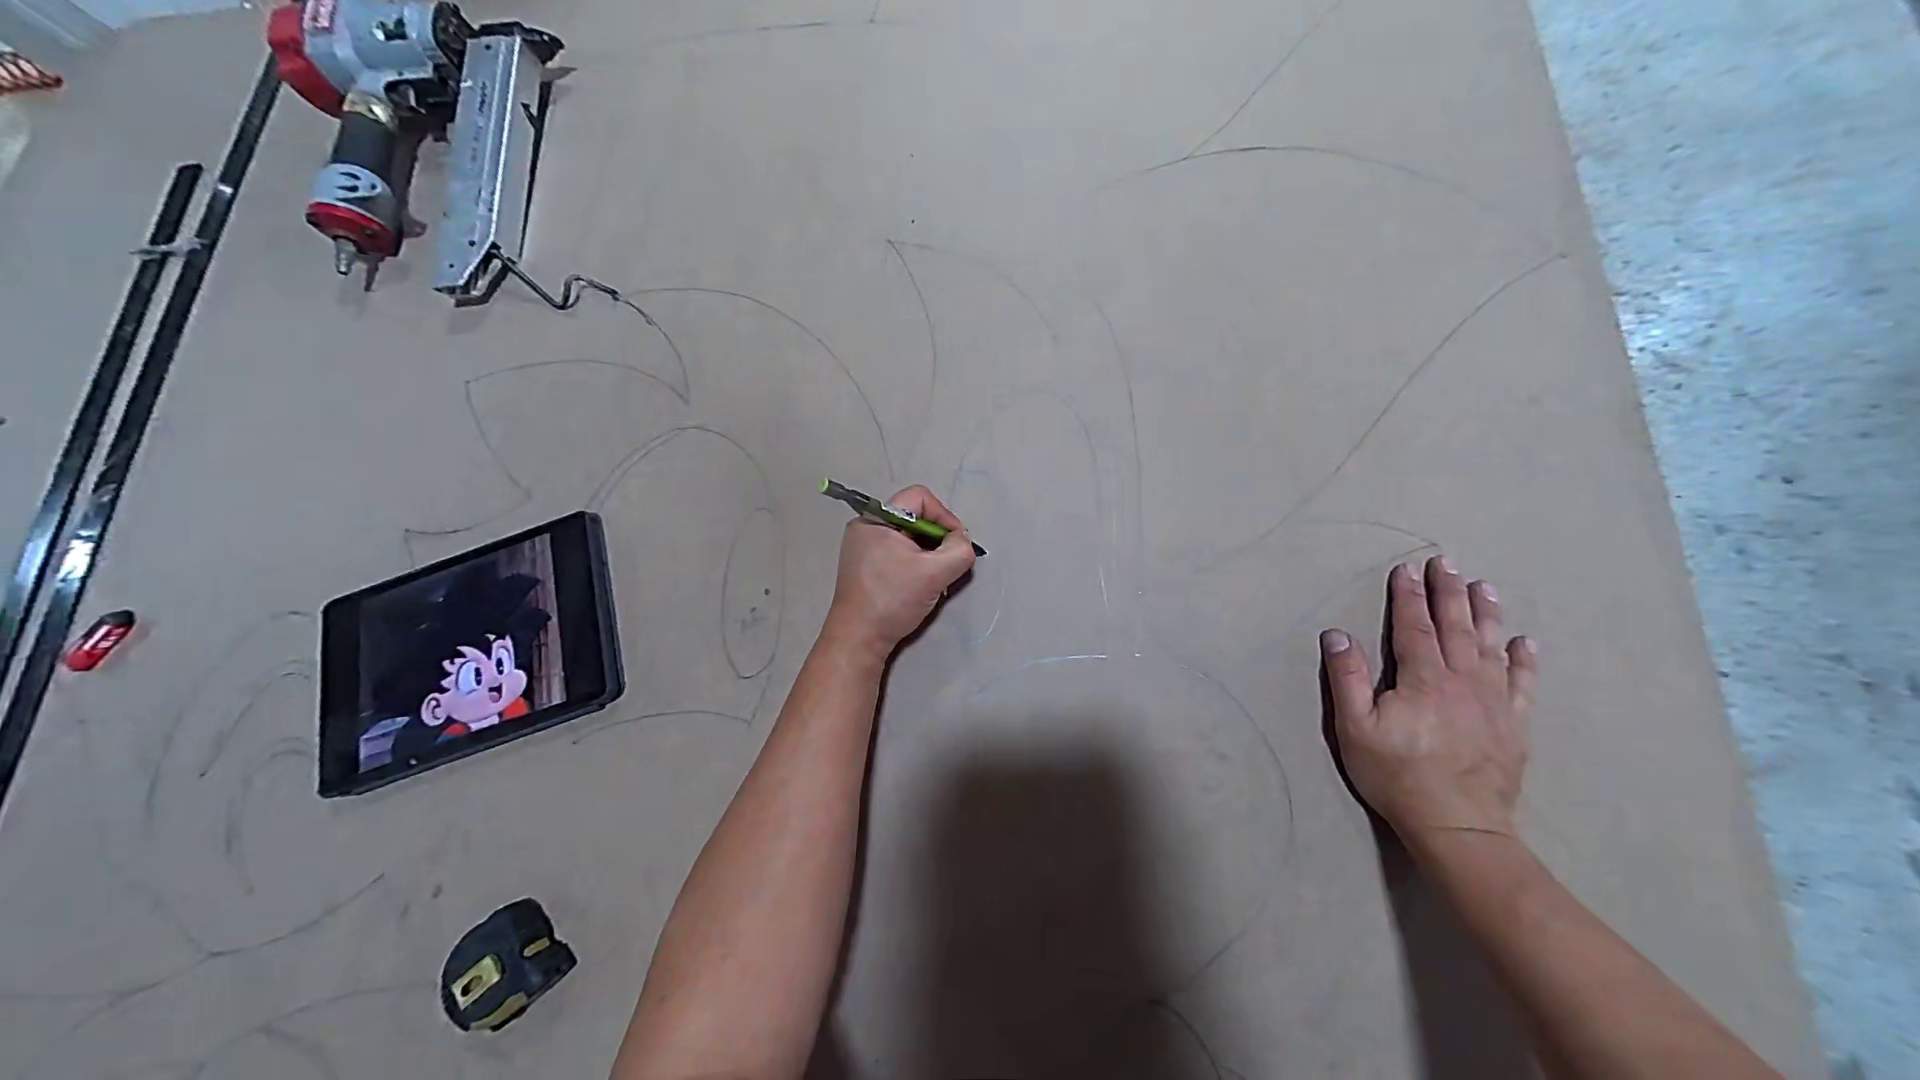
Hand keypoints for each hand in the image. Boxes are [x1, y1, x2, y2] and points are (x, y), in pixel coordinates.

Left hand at [822, 485, 975, 657]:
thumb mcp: (934, 573)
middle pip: (916, 518)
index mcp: (876, 519)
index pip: (920, 498)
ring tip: (935, 580)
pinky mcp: (867, 568)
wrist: (858, 639)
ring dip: (930, 556)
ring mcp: (864, 549)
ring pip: (910, 539)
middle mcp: (867, 528)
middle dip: (938, 540)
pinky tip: (921, 588)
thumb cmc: (892, 600)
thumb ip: (959, 550)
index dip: (944, 516)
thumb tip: (962, 541)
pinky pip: (899, 555)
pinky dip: (916, 566)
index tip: (956, 543)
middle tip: (948, 565)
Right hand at [1321, 556, 1536, 846]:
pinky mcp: (1515, 724)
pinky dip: (1525, 660)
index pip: (1414, 627)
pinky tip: (1526, 641)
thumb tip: (1338, 634)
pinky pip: (1524, 683)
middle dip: (1448, 592)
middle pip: (1456, 627)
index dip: (1408, 597)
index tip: (1406, 570)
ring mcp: (1495, 702)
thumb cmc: (1396, 775)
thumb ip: (1347, 679)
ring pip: (1491, 646)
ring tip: (1484, 586)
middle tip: (1446, 563)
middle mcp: (1463, 681)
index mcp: (1423, 680)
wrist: (1458, 825)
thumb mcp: (1355, 729)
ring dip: (1486, 613)